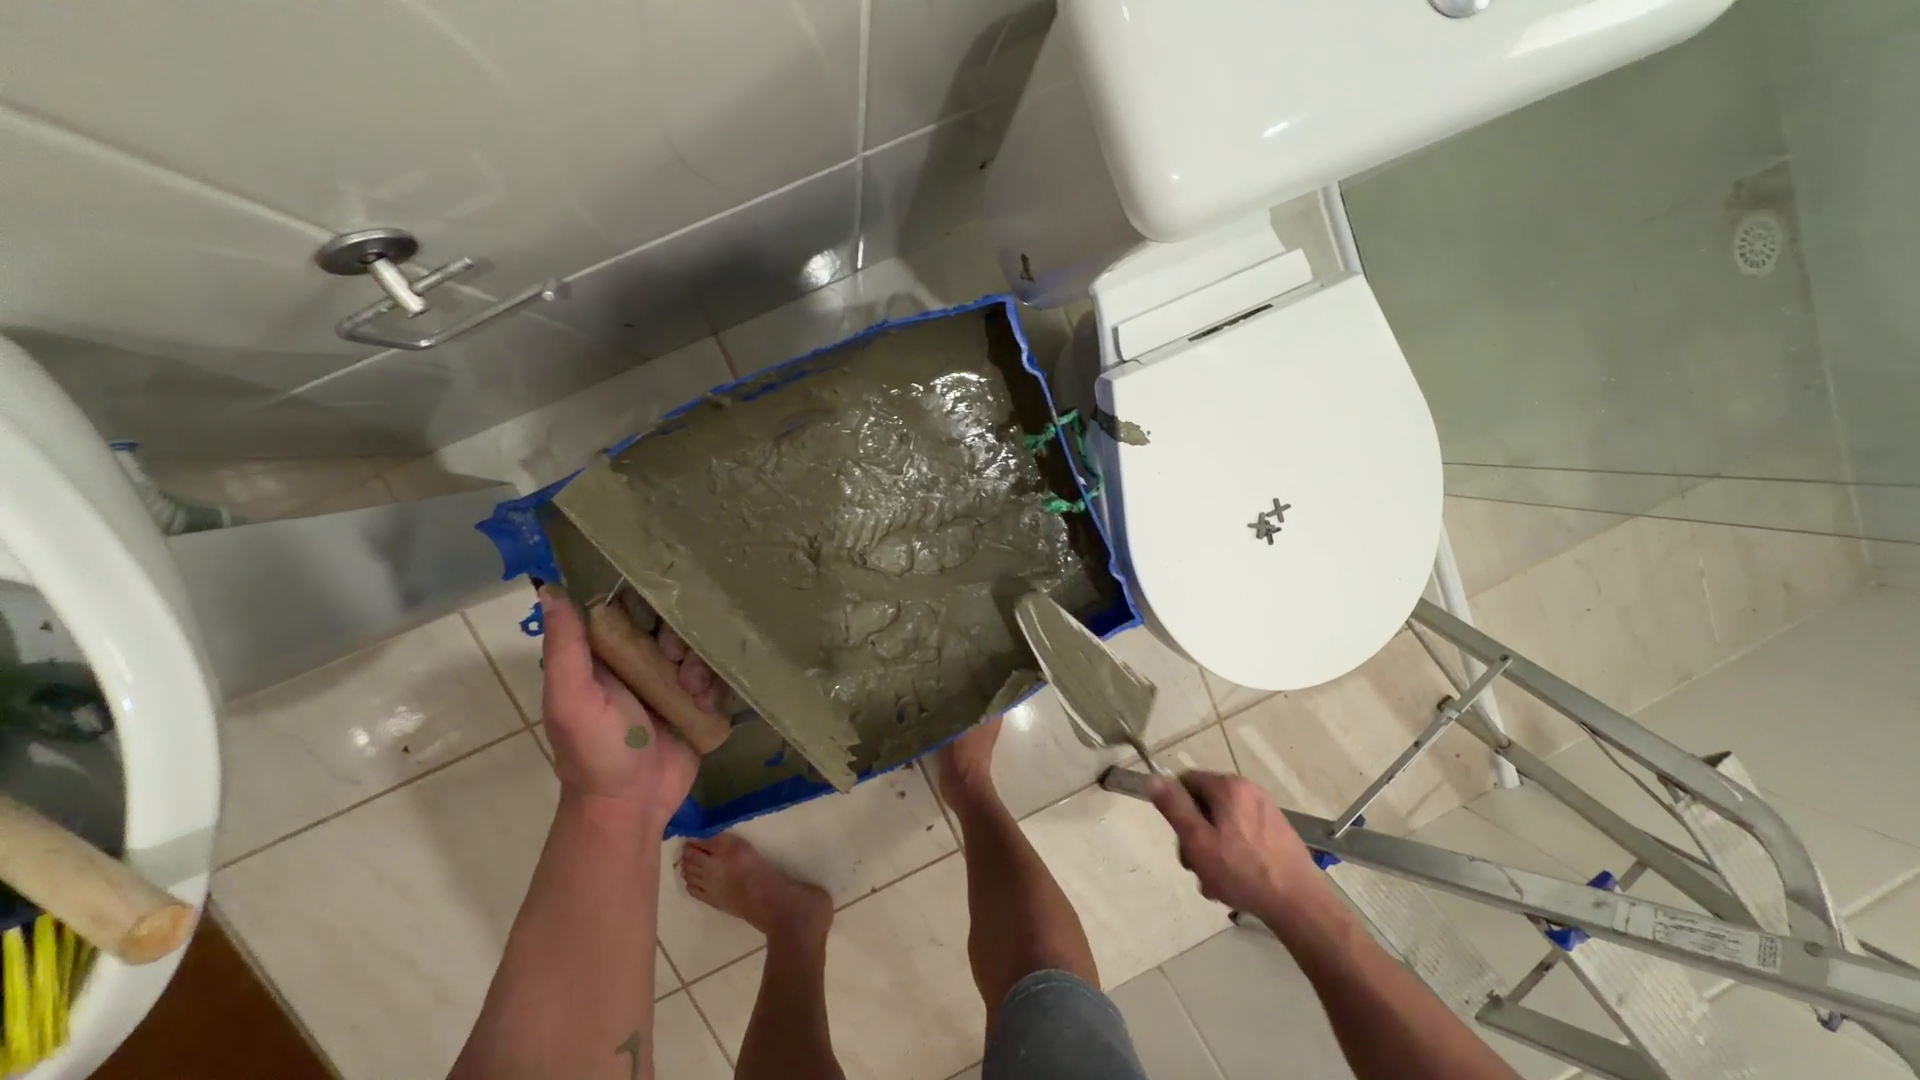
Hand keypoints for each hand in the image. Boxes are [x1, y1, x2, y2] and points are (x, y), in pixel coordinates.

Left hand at [538, 586, 697, 824]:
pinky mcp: (698, 706)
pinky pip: (717, 680)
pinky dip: (716, 687)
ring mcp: (671, 685)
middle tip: (677, 665)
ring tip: (692, 692)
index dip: (649, 605)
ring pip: (700, 651)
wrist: (630, 806)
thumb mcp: (571, 697)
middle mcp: (641, 663)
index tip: (659, 618)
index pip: (633, 608)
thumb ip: (566, 646)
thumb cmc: (595, 751)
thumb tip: (549, 588)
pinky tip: (705, 704)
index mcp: (607, 654)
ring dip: (702, 666)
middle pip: (674, 627)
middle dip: (682, 640)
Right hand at [1149, 771, 1323, 917]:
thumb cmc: (1242, 871)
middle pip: (1205, 804)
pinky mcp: (1278, 832)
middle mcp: (1249, 791)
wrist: (1299, 903)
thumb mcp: (1198, 841)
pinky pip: (1243, 835)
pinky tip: (1235, 881)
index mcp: (1228, 787)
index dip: (1176, 807)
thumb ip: (1174, 808)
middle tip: (1196, 865)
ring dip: (1212, 850)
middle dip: (1195, 835)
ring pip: (1223, 824)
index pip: (1186, 781)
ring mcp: (1266, 811)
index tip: (1181, 837)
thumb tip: (1153, 777)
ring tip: (1216, 881)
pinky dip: (1233, 854)